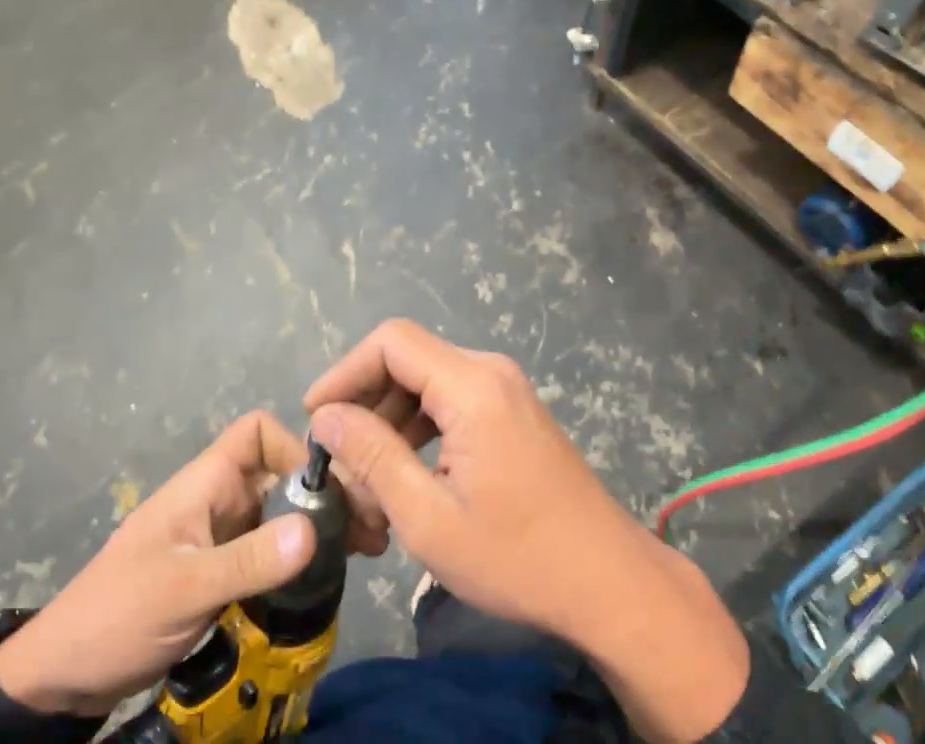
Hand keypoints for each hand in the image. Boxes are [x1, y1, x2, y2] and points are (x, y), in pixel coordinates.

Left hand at [0, 411, 370, 717]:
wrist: (67, 675)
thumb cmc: (117, 615)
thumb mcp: (182, 588)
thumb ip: (247, 561)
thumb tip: (314, 529)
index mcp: (204, 485)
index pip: (256, 434)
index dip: (294, 448)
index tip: (329, 490)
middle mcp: (219, 501)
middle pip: (282, 474)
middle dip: (328, 492)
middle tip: (372, 528)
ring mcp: (224, 537)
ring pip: (283, 513)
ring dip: (323, 525)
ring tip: (366, 550)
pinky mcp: (227, 572)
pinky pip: (275, 549)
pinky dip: (305, 555)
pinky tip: (334, 573)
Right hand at [305, 320, 748, 742]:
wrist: (609, 582)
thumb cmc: (516, 556)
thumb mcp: (427, 515)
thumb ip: (373, 456)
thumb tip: (326, 417)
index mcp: (472, 387)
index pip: (390, 342)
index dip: (344, 372)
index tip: (314, 421)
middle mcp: (492, 374)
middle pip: (408, 362)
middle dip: (366, 407)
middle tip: (340, 467)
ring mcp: (509, 394)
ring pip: (429, 387)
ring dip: (392, 426)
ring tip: (370, 487)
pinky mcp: (516, 418)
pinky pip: (455, 406)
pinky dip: (422, 434)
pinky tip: (409, 482)